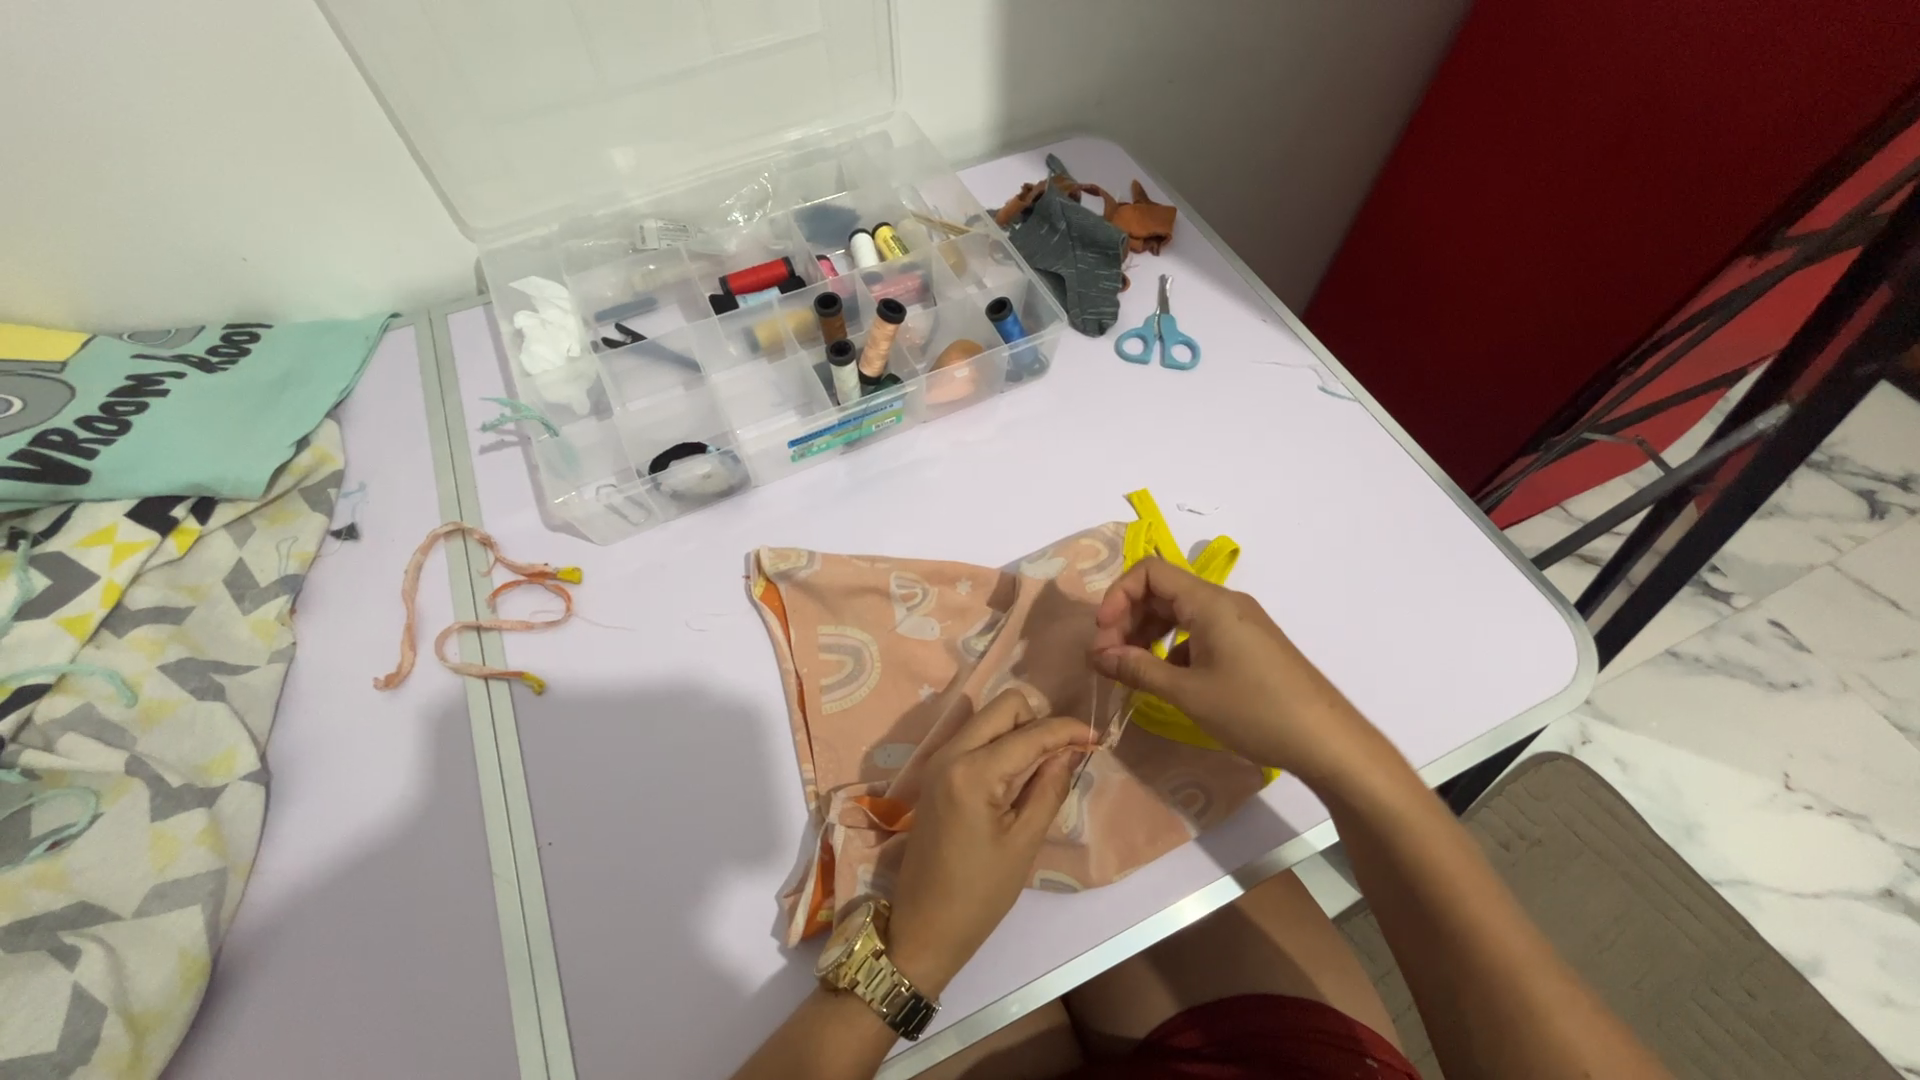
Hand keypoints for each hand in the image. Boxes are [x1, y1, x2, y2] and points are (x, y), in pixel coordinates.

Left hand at [885, 690, 1091, 995]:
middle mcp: (950, 753)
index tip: (1098, 737)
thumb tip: (1069, 750)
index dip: (1068, 730)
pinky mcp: (935, 772)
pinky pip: (973, 736)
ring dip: (1018, 729)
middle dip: (1039, 721)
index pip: (1030, 733)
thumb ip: (1049, 788)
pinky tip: (1017, 773)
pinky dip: (999, 742)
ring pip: (987, 717)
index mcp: (973, 772)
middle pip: (1004, 706)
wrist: (924, 926)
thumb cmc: (980, 894)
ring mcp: (938, 760)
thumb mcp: (1024, 843)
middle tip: (1064, 754)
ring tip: (1043, 766)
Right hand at [1087, 558, 1386, 788]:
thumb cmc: (1254, 711)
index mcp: (1210, 602)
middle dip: (1128, 619)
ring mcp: (1239, 623)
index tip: (1103, 634)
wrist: (1327, 740)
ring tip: (1130, 670)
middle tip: (1108, 659)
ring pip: (1179, 612)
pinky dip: (1172, 648)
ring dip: (1147, 634)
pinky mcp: (1247, 644)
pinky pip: (1198, 631)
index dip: (1118, 596)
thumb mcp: (1188, 693)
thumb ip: (1138, 670)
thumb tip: (1098, 656)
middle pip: (1162, 591)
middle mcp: (1224, 602)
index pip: (1149, 572)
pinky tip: (1166, 680)